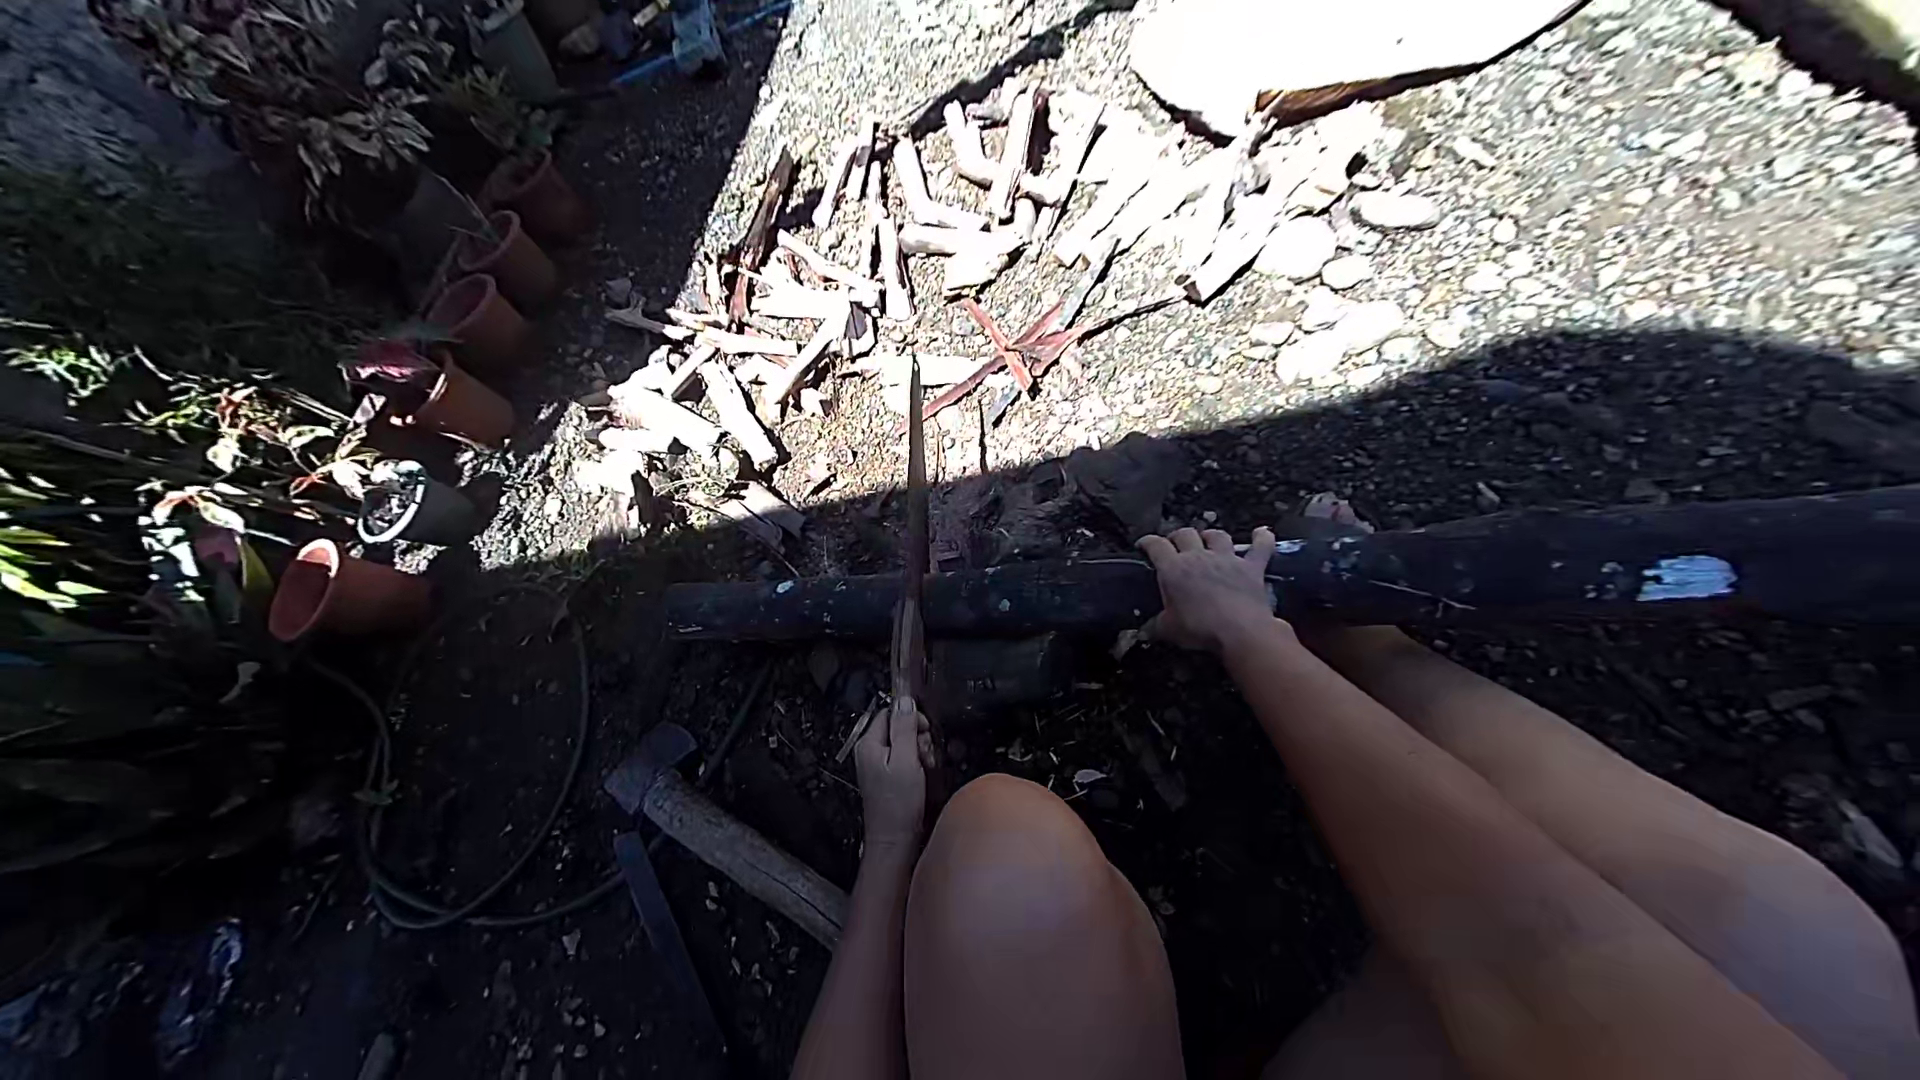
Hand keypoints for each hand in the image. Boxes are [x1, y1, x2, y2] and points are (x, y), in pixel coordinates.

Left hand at [854, 699, 932, 850]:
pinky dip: (918, 765)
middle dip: (918, 738)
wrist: (896, 840)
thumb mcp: (905, 759)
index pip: (891, 712)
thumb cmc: (897, 805)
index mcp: (869, 743)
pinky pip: (907, 759)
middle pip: (900, 728)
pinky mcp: (890, 777)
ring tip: (923, 769)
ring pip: (906, 743)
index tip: (923, 732)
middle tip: (923, 756)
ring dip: (920, 752)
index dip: (911, 719)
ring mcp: (880, 765)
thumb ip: (904, 728)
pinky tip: (922, 776)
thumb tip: (904, 700)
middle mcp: (871, 752)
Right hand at [1137, 526, 1280, 653]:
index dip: (1147, 542)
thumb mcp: (1168, 630)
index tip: (1143, 545)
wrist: (1240, 631)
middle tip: (1174, 544)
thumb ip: (1155, 626)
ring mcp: (1227, 559)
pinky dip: (1262, 538)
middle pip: (1185, 534)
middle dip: (1177, 536)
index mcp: (1173, 568)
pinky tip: (1262, 532)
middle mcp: (1198, 556)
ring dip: (1210, 535)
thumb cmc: (1199, 628)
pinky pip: (1260, 547)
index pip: (1156, 545)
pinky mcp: (1252, 567)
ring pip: (1217, 536)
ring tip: (1206, 539)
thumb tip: (1144, 631)